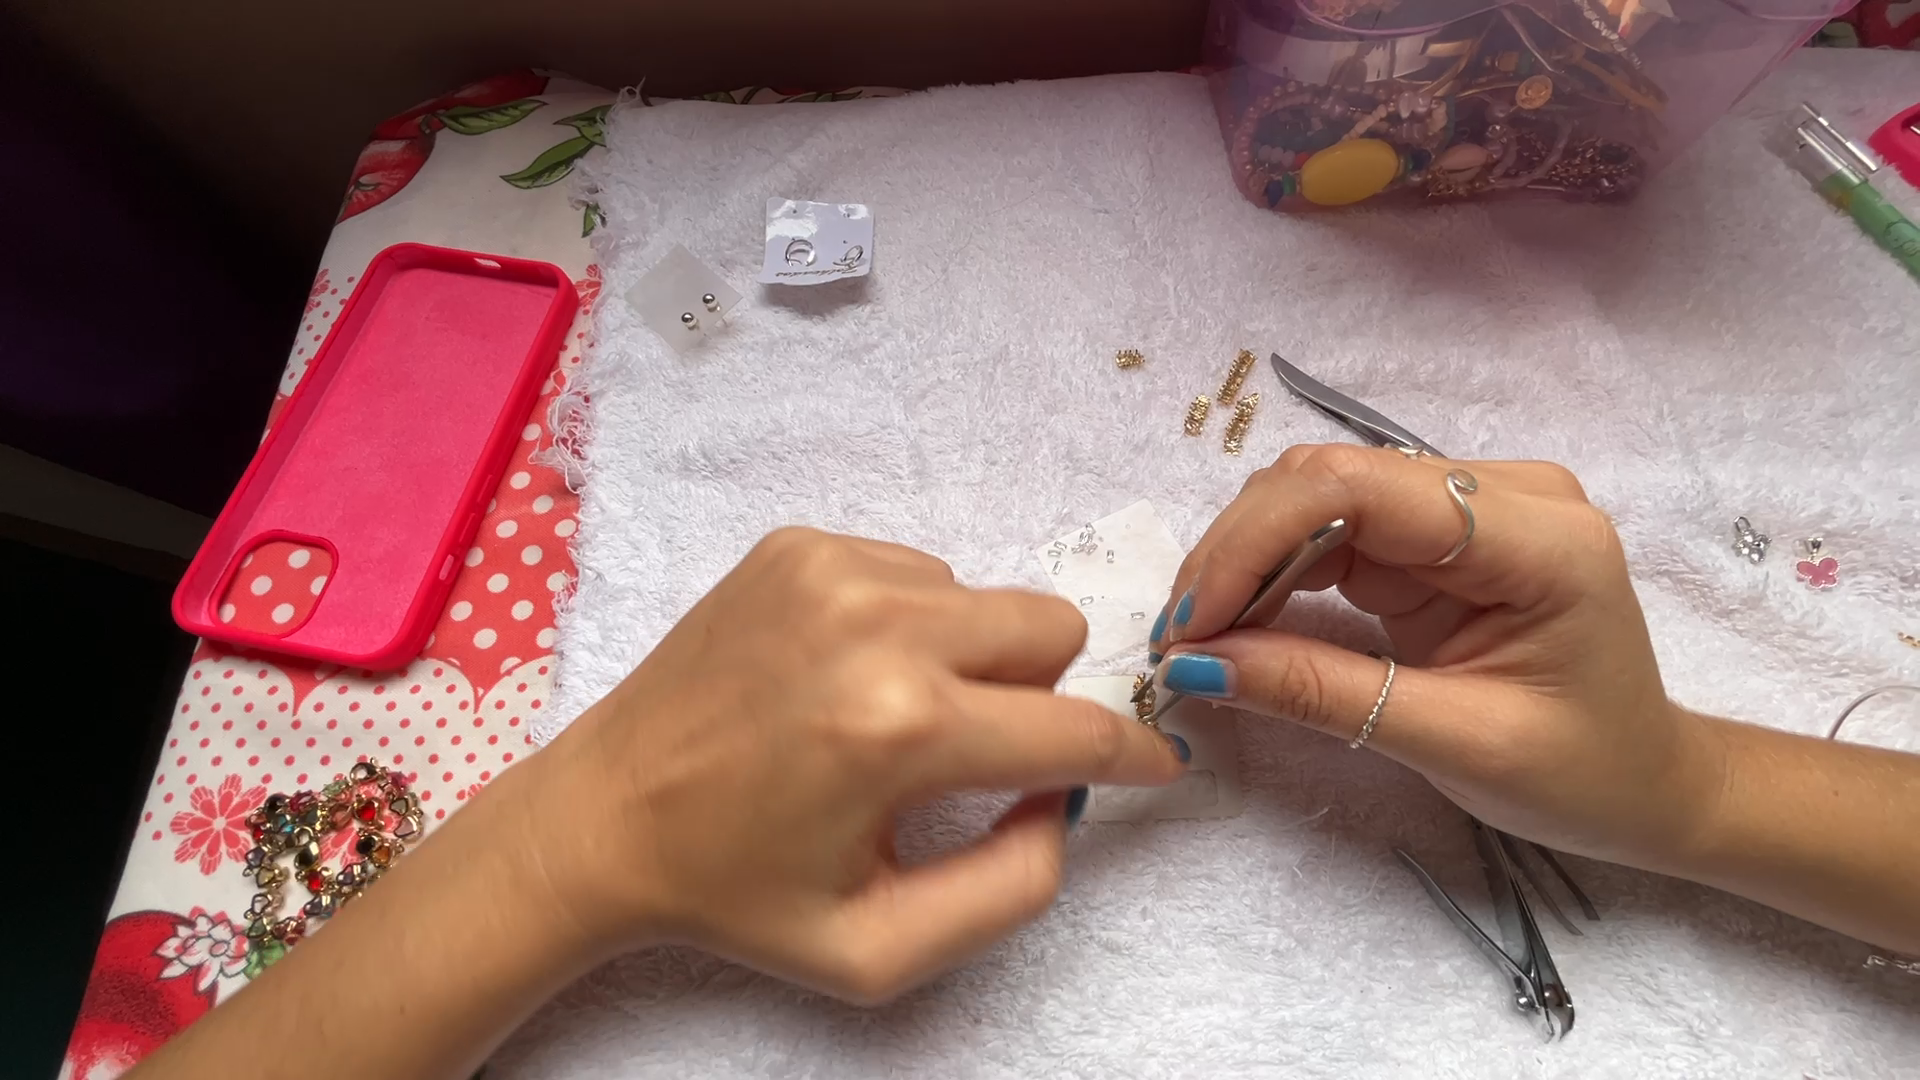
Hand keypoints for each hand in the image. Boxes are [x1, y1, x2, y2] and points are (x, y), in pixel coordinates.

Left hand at [532, 528, 1187, 1002]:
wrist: (603, 813)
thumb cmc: (741, 891)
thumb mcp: (883, 948)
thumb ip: (1013, 885)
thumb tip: (1063, 794)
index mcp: (901, 730)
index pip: (1073, 729)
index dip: (1131, 752)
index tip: (1154, 760)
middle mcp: (877, 625)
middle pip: (1048, 625)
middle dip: (1041, 691)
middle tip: (981, 740)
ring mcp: (835, 567)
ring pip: (982, 598)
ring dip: (968, 657)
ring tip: (890, 708)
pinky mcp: (802, 543)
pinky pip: (918, 573)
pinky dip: (911, 624)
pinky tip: (845, 668)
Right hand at [1146, 444, 1722, 870]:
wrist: (1646, 780)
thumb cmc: (1581, 774)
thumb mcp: (1451, 743)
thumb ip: (1319, 692)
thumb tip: (1195, 664)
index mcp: (1535, 537)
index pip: (1355, 490)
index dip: (1253, 544)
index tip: (1190, 624)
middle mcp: (1493, 493)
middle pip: (1319, 481)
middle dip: (1233, 554)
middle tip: (1180, 638)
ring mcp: (1455, 504)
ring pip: (1305, 495)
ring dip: (1238, 560)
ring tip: (1199, 632)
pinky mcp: (1420, 531)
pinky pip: (1317, 528)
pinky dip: (1263, 571)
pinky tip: (1238, 615)